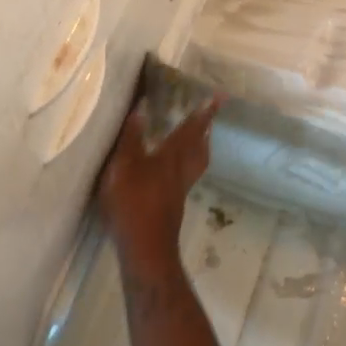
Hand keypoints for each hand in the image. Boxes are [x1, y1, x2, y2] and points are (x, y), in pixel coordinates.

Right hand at [97, 96, 220, 265]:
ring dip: (199, 148)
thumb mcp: (124, 166)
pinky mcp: (172, 205)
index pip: (190, 129)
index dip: (203, 113)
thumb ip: (131, 138)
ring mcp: (178, 190)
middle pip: (199, 147)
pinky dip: (187, 164)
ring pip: (196, 163)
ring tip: (199, 138)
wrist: (145, 248)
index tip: (220, 97)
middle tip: (209, 117)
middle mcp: (180, 171)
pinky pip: (187, 175)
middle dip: (204, 130)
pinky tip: (174, 169)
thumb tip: (141, 108)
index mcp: (171, 157)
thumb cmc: (133, 203)